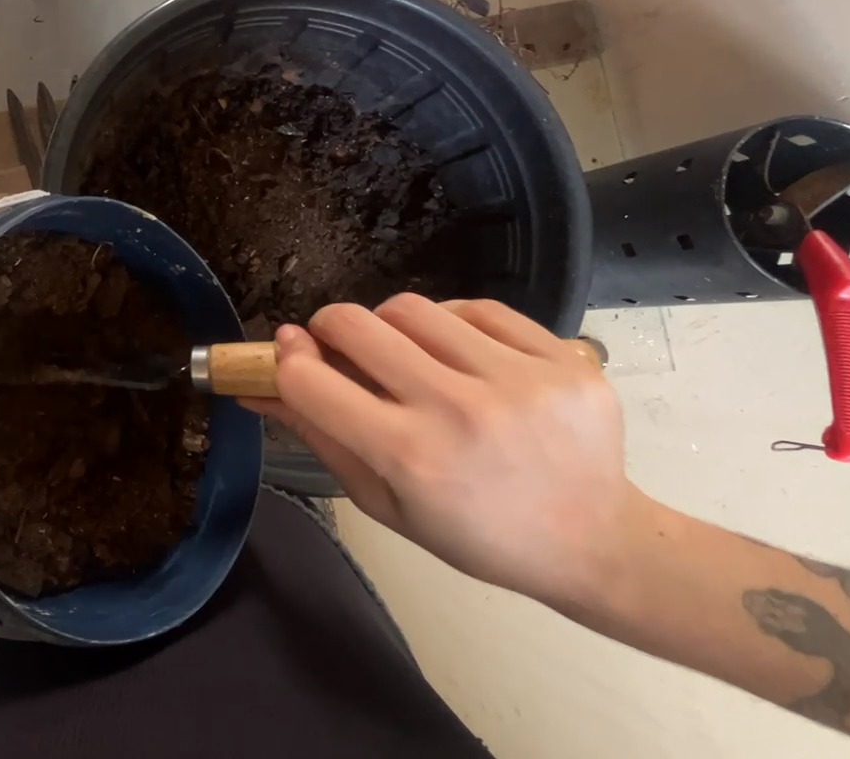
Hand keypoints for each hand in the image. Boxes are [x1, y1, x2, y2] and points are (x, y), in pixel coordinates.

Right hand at [242, 293, 652, 612]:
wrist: (595, 543)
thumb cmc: (470, 533)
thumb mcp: (379, 499)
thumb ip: (316, 433)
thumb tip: (254, 384)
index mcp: (408, 456)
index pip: (308, 379)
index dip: (286, 359)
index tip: (290, 354)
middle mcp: (459, 411)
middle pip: (353, 323)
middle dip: (330, 330)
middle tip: (343, 350)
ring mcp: (518, 380)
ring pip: (409, 306)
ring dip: (389, 325)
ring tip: (409, 356)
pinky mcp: (561, 358)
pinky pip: (474, 307)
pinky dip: (450, 323)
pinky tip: (461, 356)